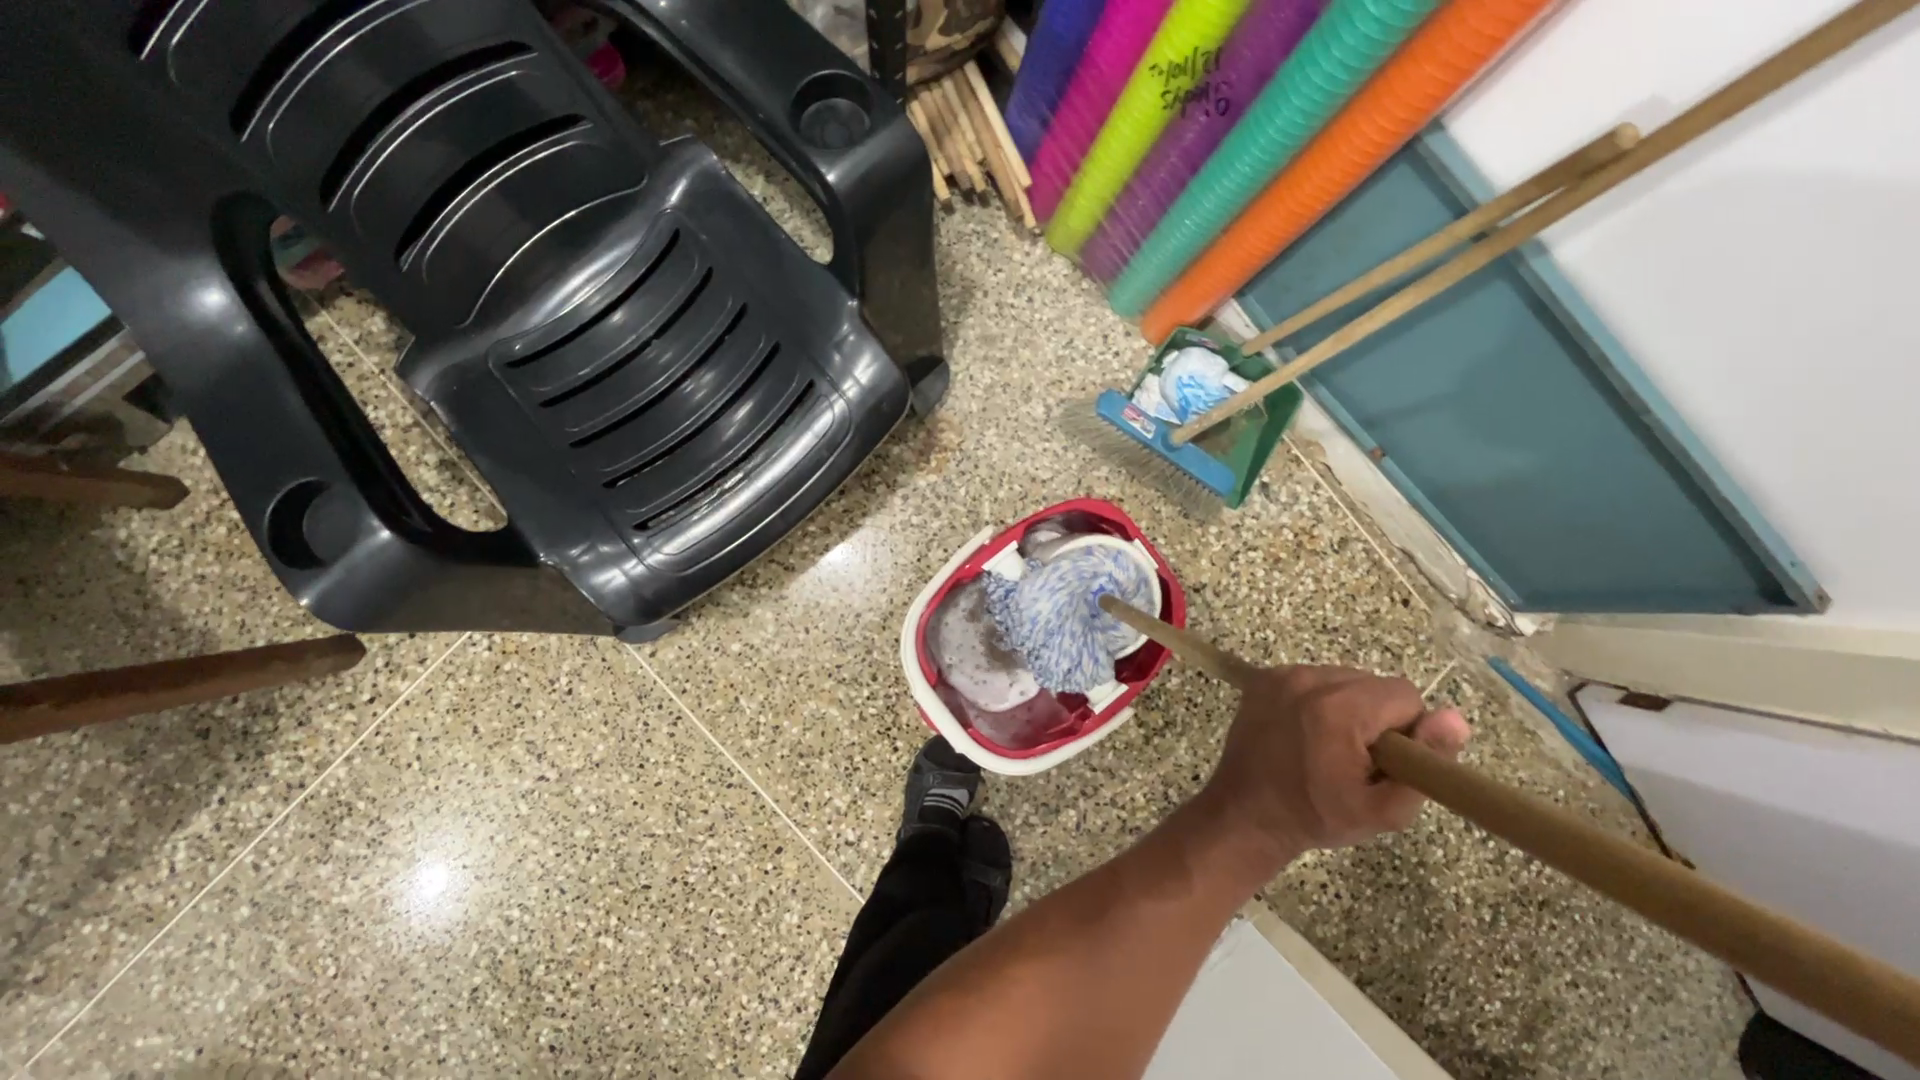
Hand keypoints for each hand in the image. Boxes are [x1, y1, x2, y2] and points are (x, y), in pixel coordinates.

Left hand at [1199, 665, 1469, 856]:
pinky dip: (1320, 701)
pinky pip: (1314, 679)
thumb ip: (1426, 763)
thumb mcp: (1383, 809)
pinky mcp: (1264, 678)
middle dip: (1378, 718)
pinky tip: (1306, 735)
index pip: (1405, 695)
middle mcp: (1309, 680)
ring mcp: (1282, 676)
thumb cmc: (1315, 816)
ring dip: (1349, 708)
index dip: (1408, 729)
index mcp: (1339, 708)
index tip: (1388, 760)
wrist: (1244, 815)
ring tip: (1329, 748)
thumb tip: (1455, 718)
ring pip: (1345, 680)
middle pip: (1374, 684)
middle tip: (1357, 758)